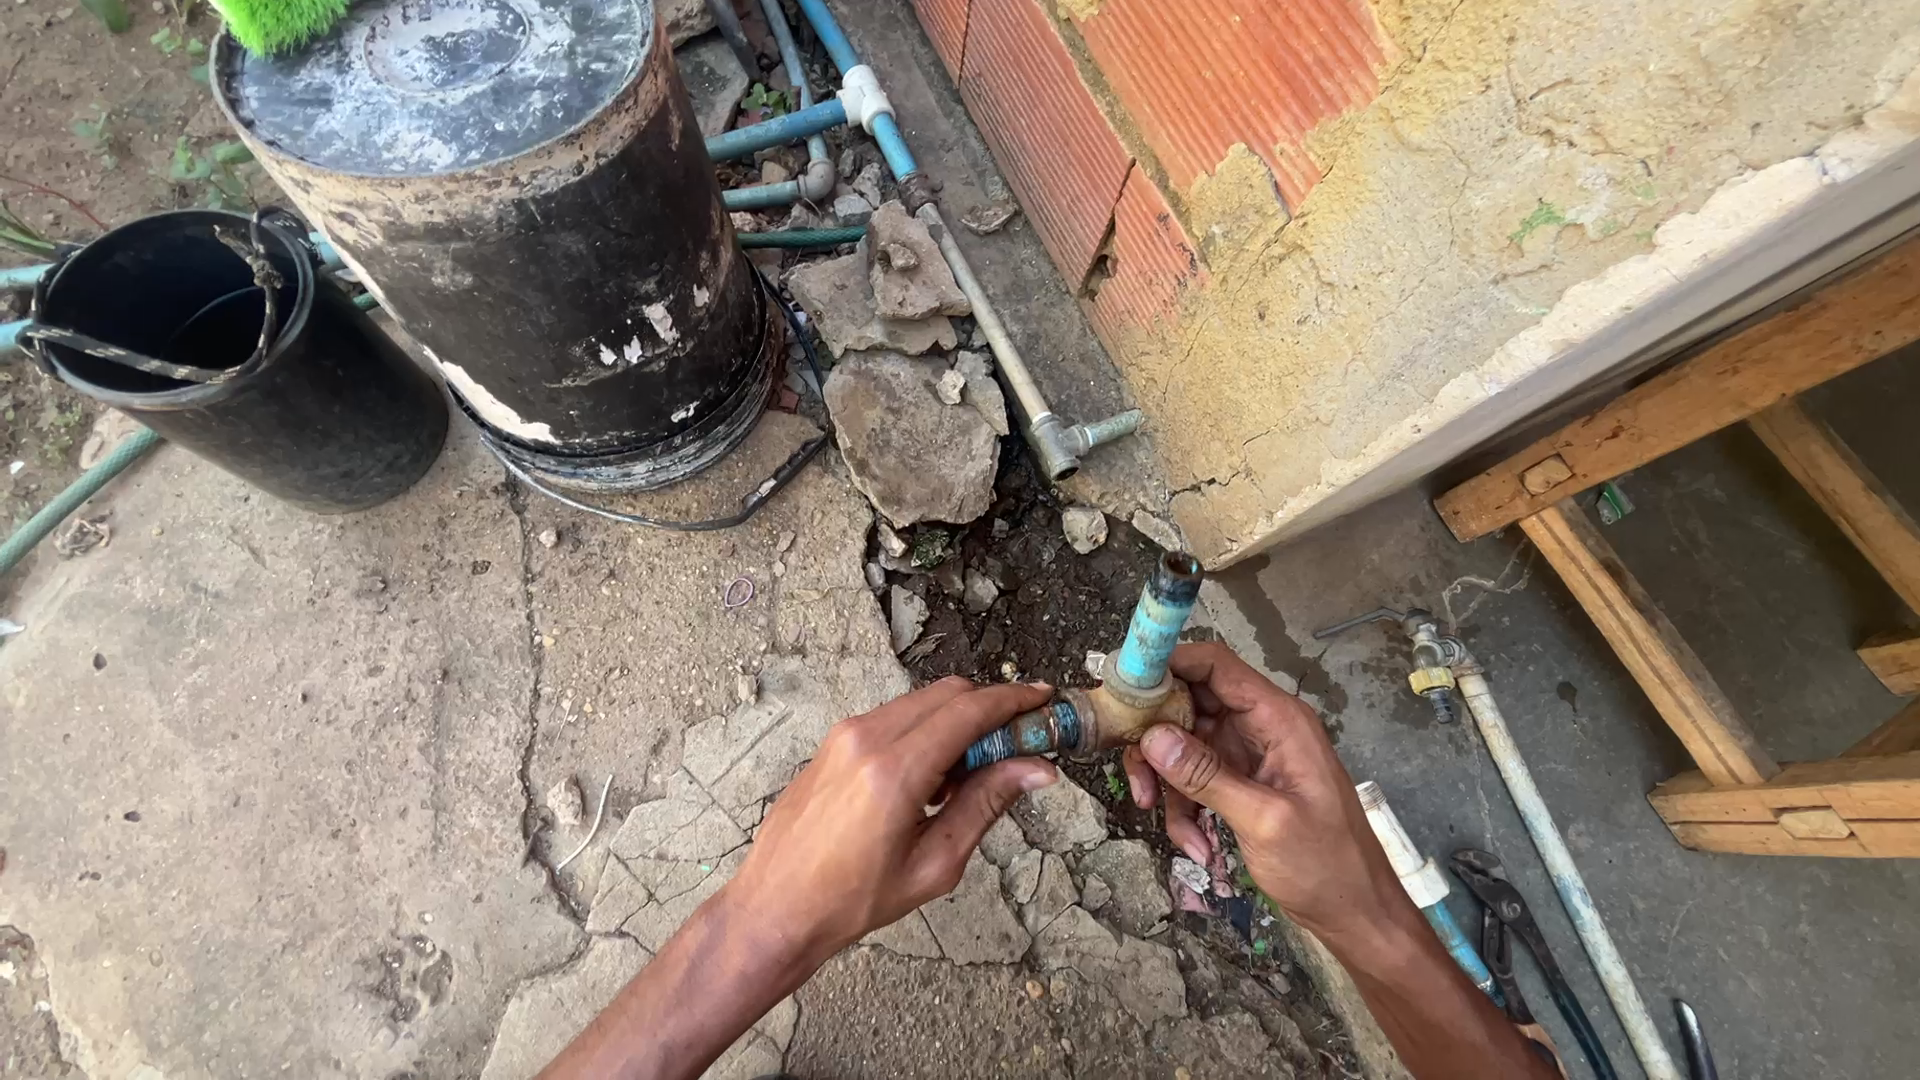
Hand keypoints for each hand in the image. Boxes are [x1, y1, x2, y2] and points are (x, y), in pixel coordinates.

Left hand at [721, 677, 1059, 966]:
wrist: (775, 906)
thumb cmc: (853, 900)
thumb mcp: (934, 863)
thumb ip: (987, 804)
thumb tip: (1037, 770)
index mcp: (894, 771)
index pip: (969, 711)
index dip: (1014, 700)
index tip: (1044, 700)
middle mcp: (868, 736)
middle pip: (948, 693)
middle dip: (990, 707)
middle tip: (1018, 741)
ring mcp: (846, 732)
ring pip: (922, 701)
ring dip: (958, 719)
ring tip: (969, 774)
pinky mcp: (836, 738)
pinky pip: (896, 715)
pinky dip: (927, 728)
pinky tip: (932, 775)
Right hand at [1122, 643, 1409, 945]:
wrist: (1358, 917)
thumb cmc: (1328, 866)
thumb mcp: (1265, 821)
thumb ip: (1206, 775)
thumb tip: (1152, 736)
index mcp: (1277, 718)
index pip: (1214, 664)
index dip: (1168, 663)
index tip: (1124, 687)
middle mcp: (1257, 725)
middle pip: (1187, 702)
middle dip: (1153, 734)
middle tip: (1134, 769)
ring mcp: (1244, 752)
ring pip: (1180, 742)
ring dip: (1164, 780)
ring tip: (1163, 817)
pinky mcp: (1235, 779)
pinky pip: (1191, 776)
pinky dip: (1182, 806)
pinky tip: (1195, 843)